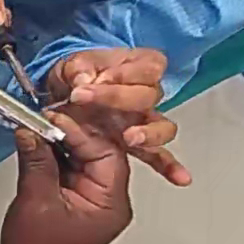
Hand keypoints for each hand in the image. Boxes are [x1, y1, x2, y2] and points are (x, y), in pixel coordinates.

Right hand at [0, 111, 132, 243]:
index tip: (53, 119)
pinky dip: (54, 154)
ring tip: (37, 128)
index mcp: (111, 203)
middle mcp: (108, 198)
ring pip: (83, 157)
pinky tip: (38, 143)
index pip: (107, 154)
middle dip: (71, 134)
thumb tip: (29, 132)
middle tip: (44, 119)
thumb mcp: (34, 201)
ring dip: (60, 143)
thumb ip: (36, 162)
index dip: (80, 133)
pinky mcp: (76, 196)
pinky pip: (70, 167)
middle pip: (98, 152)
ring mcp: (93, 197)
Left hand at [46, 48, 191, 185]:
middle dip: (118, 98)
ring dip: (148, 133)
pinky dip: (167, 166)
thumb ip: (77, 71)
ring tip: (130, 138)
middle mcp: (145, 93)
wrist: (64, 94)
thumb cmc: (74, 76)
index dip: (124, 73)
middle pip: (150, 96)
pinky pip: (157, 155)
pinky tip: (179, 178)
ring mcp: (142, 119)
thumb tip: (82, 80)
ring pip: (161, 127)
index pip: (148, 66)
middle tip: (84, 99)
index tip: (93, 81)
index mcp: (136, 67)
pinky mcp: (134, 141)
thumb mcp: (71, 67)